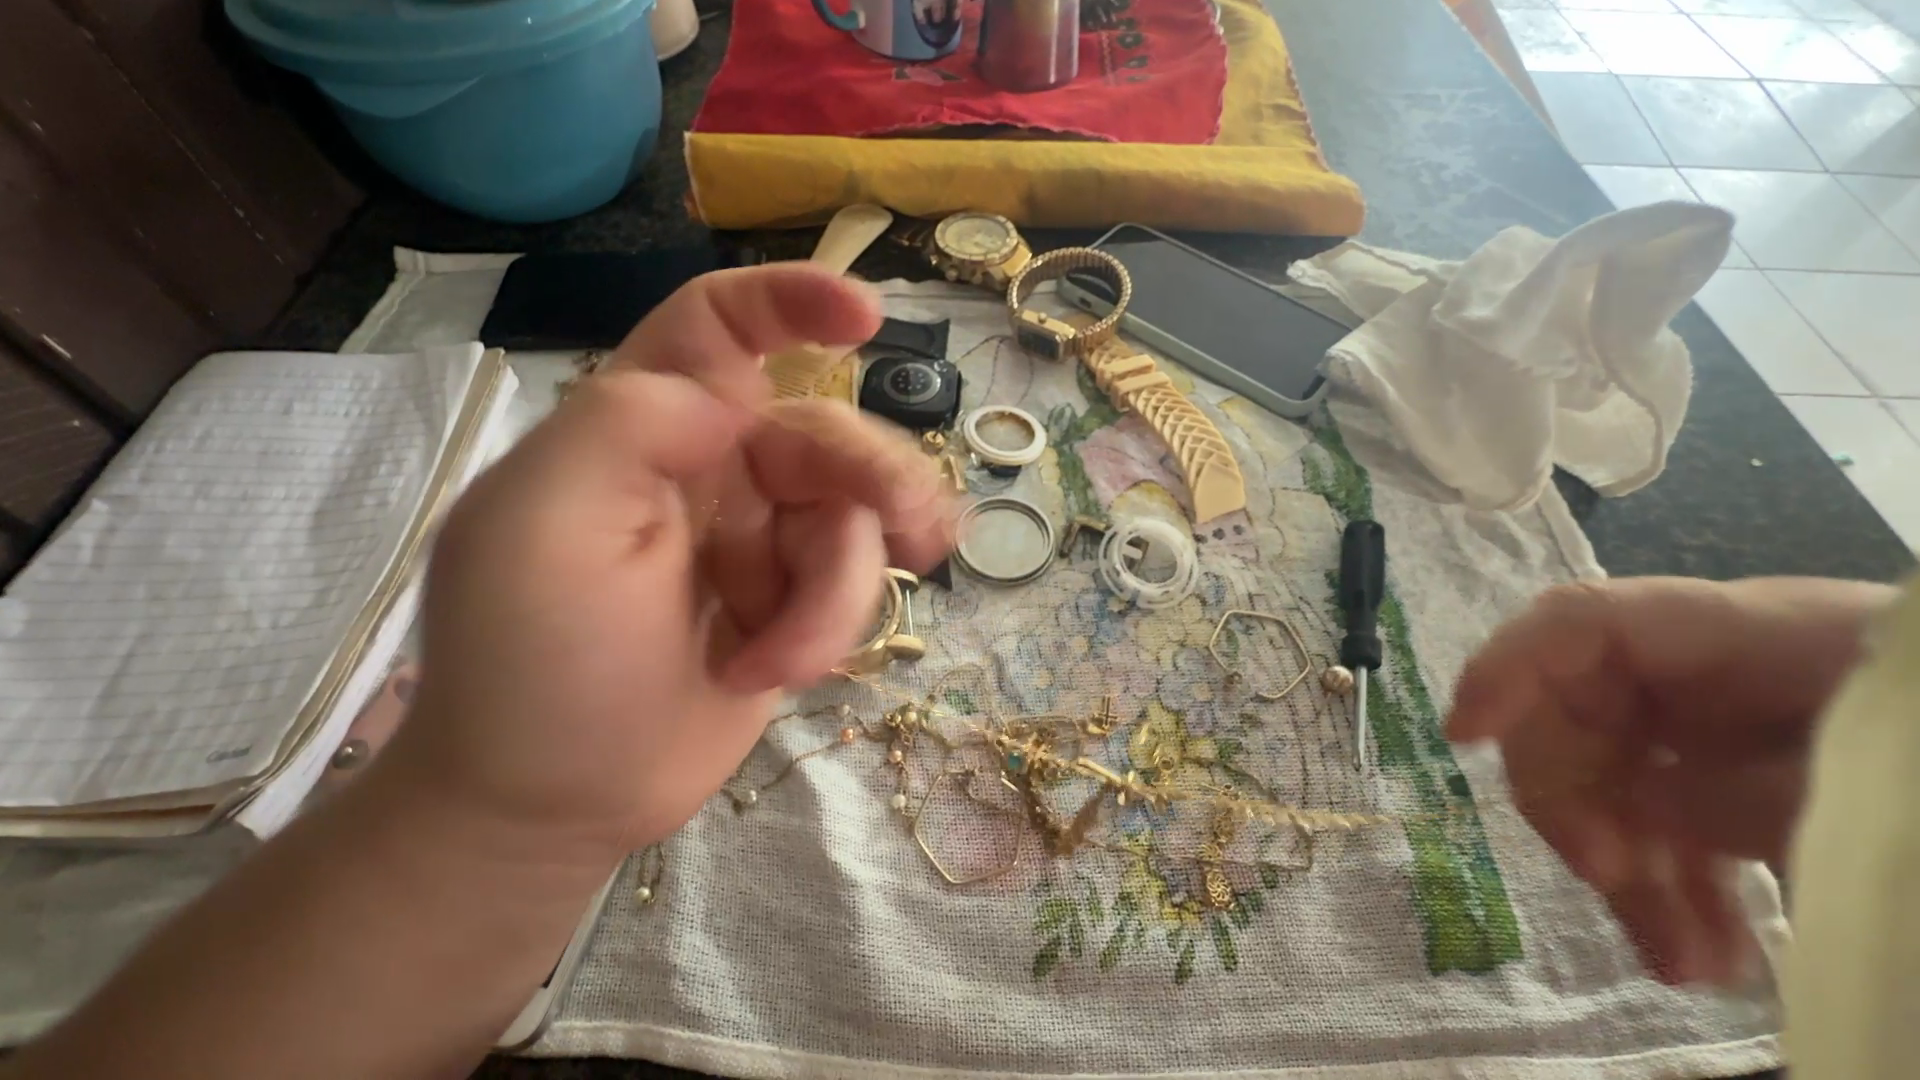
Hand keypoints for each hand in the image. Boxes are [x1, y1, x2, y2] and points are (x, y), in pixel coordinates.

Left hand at [391, 264, 956, 861]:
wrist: (555, 802)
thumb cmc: (529, 664)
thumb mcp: (539, 532)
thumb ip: (620, 427)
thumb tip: (728, 403)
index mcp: (643, 426)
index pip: (721, 326)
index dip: (792, 302)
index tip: (867, 318)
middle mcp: (712, 467)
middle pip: (828, 432)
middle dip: (876, 480)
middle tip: (920, 538)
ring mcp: (761, 537)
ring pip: (857, 517)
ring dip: (847, 586)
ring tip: (796, 657)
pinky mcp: (795, 600)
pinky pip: (856, 583)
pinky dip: (834, 627)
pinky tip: (784, 672)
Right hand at [1447, 576, 1892, 984]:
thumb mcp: (1876, 773)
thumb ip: (1756, 791)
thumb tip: (1644, 808)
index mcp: (1732, 633)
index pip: (1579, 623)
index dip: (1504, 668)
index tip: (1462, 738)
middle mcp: (1693, 675)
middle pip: (1570, 714)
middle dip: (1574, 804)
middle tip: (1610, 879)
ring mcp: (1706, 730)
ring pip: (1606, 785)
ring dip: (1628, 874)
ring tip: (1688, 965)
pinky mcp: (1726, 782)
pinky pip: (1662, 827)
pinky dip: (1672, 890)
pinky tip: (1706, 955)